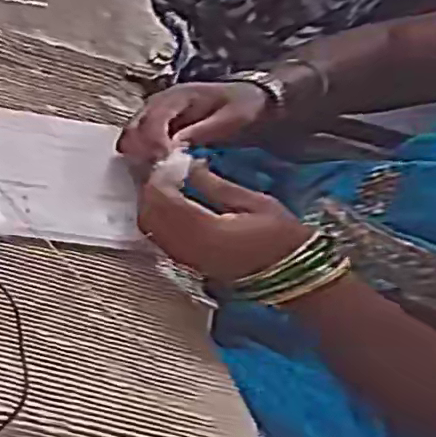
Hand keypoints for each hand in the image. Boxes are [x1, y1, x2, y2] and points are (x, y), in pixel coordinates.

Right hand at [116, 81, 266, 167]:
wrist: (241, 104)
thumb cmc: (240, 108)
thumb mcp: (233, 116)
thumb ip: (203, 129)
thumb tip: (174, 144)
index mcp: (175, 97)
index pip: (152, 119)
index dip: (153, 141)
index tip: (163, 161)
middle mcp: (154, 105)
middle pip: (132, 130)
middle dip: (141, 152)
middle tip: (157, 170)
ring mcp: (147, 117)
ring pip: (128, 140)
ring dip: (137, 157)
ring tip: (155, 171)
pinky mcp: (146, 131)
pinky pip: (132, 146)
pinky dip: (138, 159)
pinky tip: (153, 168)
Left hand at [136, 162, 312, 282]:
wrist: (289, 275)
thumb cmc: (281, 237)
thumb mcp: (255, 204)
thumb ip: (215, 186)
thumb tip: (188, 166)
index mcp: (201, 230)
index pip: (162, 198)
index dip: (160, 177)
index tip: (170, 160)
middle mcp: (180, 245)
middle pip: (147, 211)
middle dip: (151, 187)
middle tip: (167, 169)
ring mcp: (175, 255)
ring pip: (146, 222)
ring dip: (150, 200)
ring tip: (168, 181)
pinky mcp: (176, 260)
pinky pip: (153, 233)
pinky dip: (154, 214)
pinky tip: (168, 201)